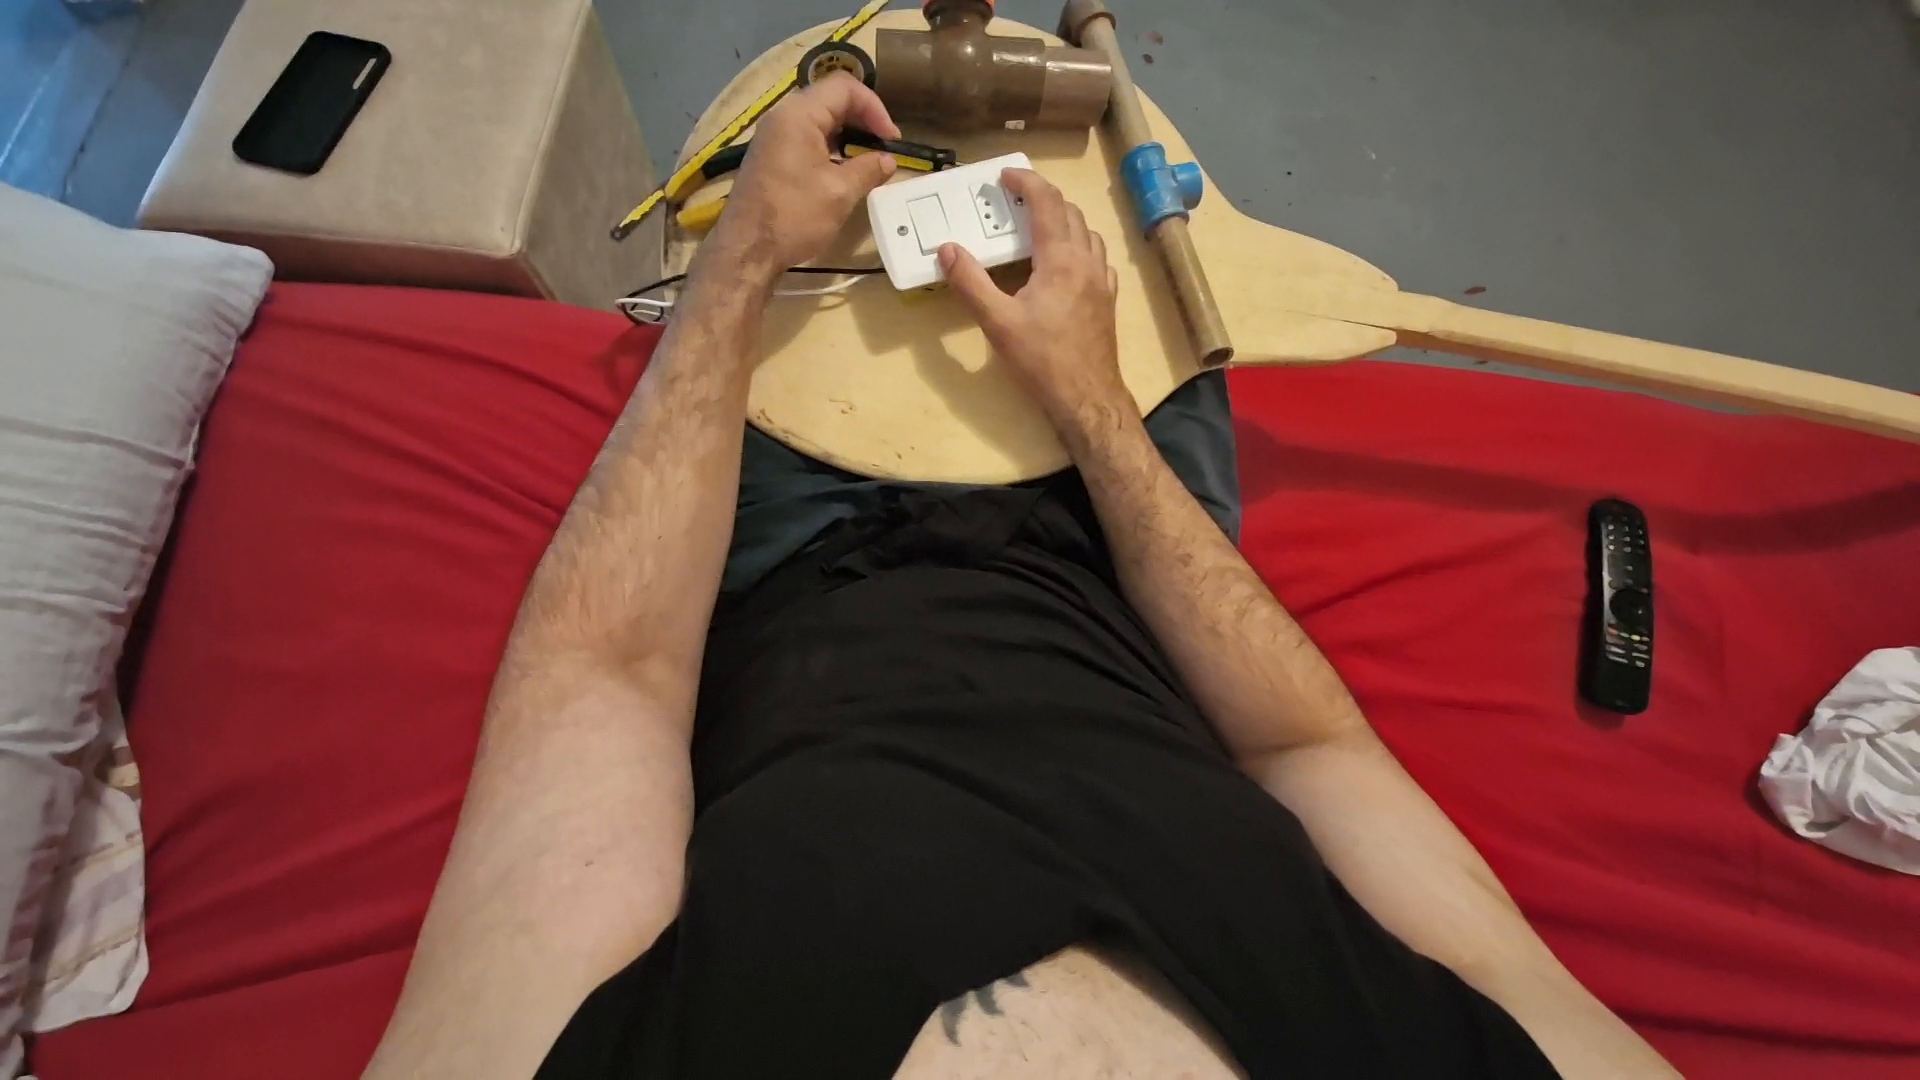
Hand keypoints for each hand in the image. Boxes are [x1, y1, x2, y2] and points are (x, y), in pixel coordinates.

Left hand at [708, 73, 900, 278]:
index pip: (844, 87)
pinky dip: (828, 147)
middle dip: (862, 119)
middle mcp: (783, 116)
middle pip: (830, 100)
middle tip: (882, 146)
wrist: (748, 248)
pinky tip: (841, 171)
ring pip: (817, 120)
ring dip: (846, 135)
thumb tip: (887, 160)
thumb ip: (868, 170)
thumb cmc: (794, 217)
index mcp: (799, 115)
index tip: (891, 139)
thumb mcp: (840, 194)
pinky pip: (805, 138)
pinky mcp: (770, 157)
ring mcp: (773, 136)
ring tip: (866, 160)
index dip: (875, 108)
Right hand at [937, 170, 1129, 428]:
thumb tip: (947, 249)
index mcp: (1060, 259)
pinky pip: (1097, 259)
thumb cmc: (1042, 361)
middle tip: (1015, 200)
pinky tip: (1066, 263)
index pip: (1046, 202)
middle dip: (1043, 198)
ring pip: (1087, 233)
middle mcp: (1086, 262)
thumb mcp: (997, 323)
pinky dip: (1079, 246)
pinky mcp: (1107, 300)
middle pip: (1069, 212)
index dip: (1026, 182)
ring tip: (1038, 226)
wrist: (1086, 396)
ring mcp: (1102, 281)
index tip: (1005, 176)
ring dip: (1063, 220)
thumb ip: (970, 283)